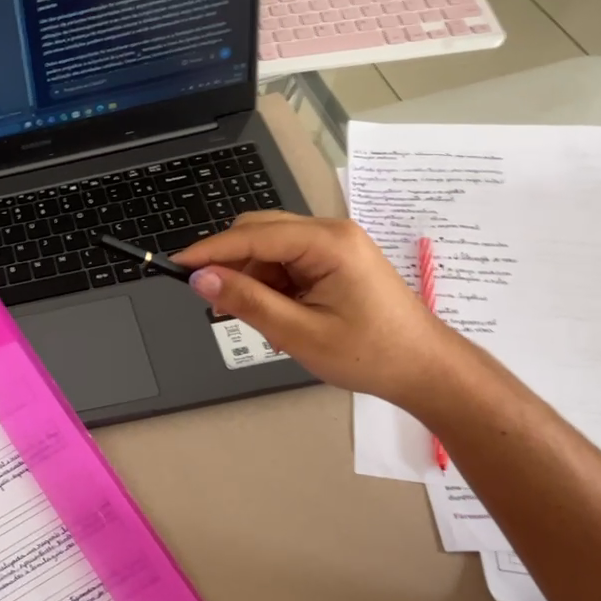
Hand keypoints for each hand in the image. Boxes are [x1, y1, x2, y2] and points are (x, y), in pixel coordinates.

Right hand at [174, 211, 468, 406]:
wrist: (425, 368)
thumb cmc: (368, 353)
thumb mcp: (298, 332)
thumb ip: (247, 301)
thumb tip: (202, 279)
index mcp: (328, 243)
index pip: (252, 235)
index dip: (210, 250)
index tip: (176, 266)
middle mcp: (331, 232)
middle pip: (259, 232)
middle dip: (232, 264)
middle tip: (217, 304)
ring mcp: (335, 245)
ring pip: (269, 248)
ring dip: (252, 277)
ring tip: (257, 319)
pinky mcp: (335, 260)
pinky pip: (286, 261)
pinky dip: (270, 283)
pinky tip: (277, 313)